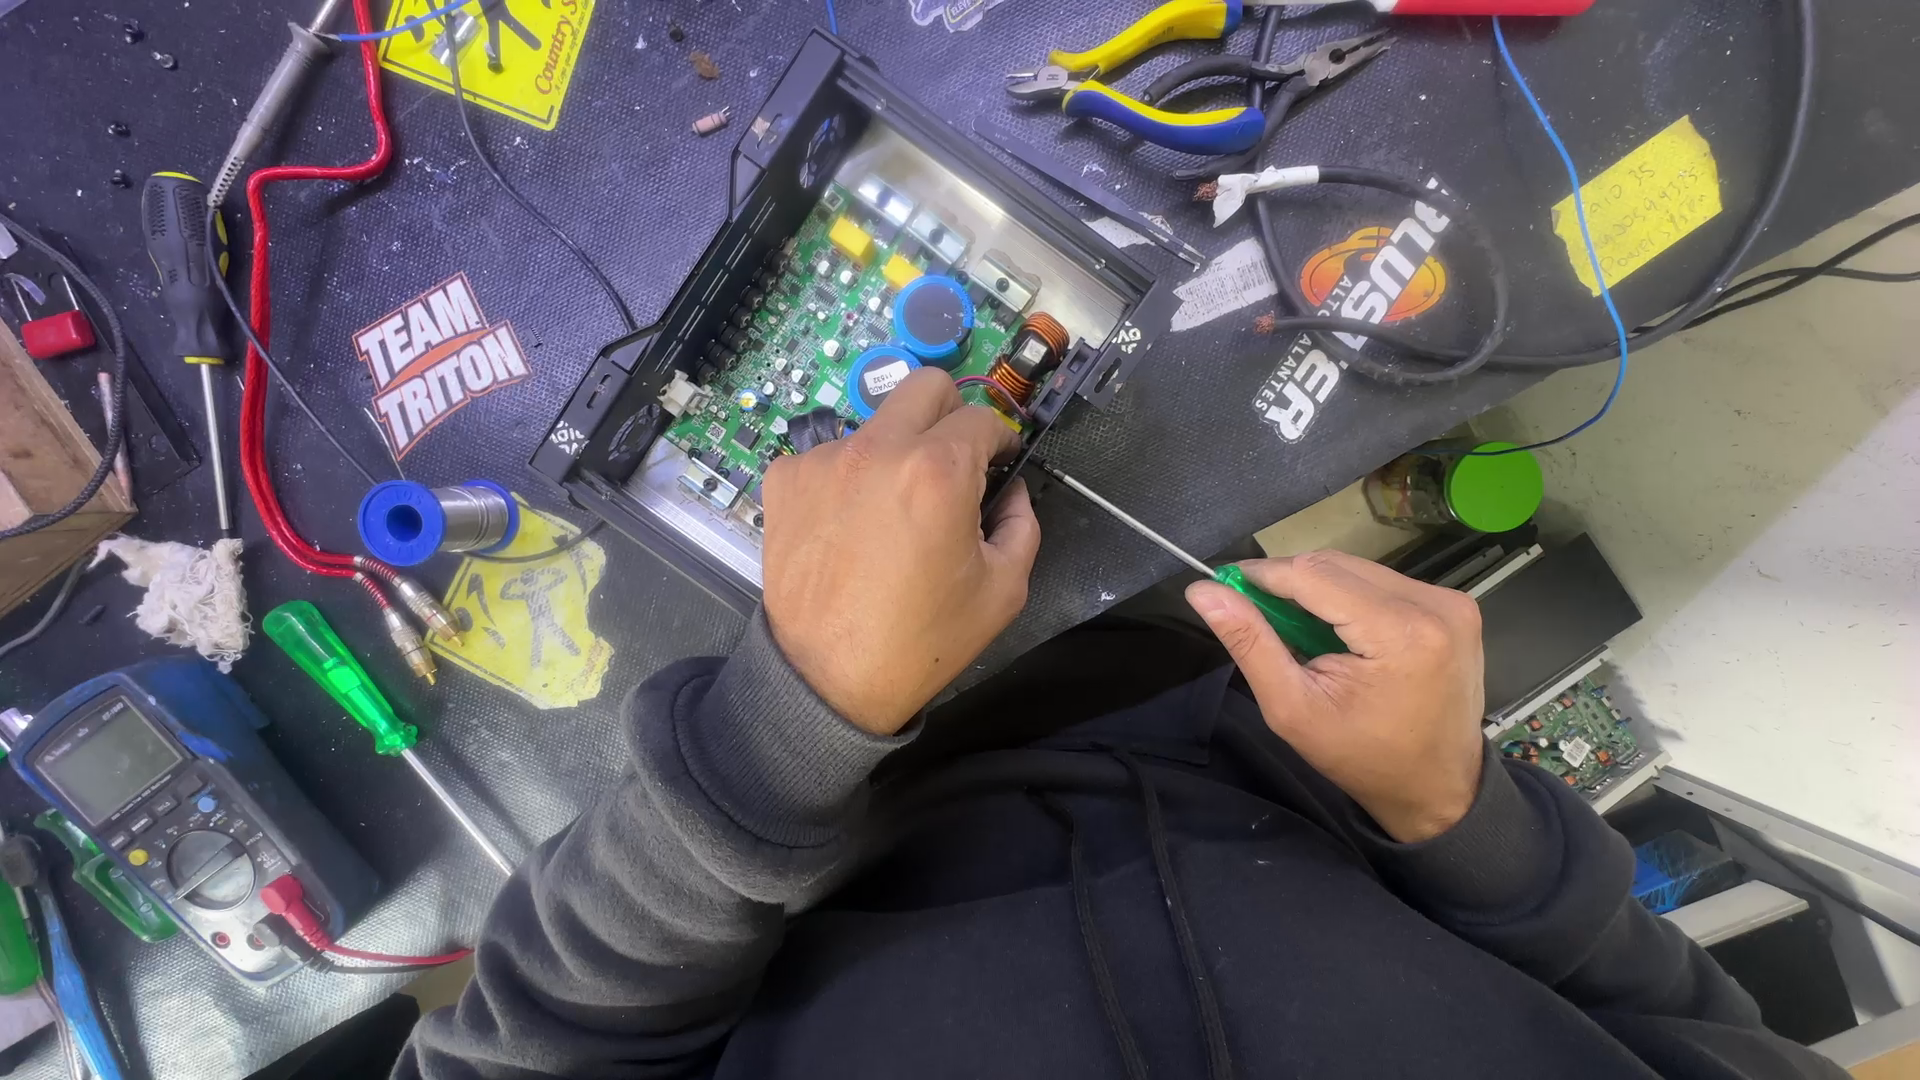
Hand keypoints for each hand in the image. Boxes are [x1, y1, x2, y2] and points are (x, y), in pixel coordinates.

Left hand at [760, 370, 1040, 735]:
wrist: (827, 681)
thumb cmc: (923, 641)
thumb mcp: (1003, 589)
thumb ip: (1023, 523)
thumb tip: (1010, 491)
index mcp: (937, 471)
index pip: (983, 419)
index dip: (1001, 440)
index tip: (999, 463)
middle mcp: (877, 448)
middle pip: (925, 386)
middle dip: (952, 415)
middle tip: (953, 462)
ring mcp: (822, 460)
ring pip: (876, 426)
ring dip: (895, 454)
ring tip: (890, 514)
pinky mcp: (784, 480)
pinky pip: (829, 458)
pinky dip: (847, 480)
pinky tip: (848, 525)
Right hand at [1185, 551, 1484, 842]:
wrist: (1437, 789)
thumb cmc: (1361, 756)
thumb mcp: (1291, 707)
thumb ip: (1248, 642)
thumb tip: (1202, 591)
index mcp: (1400, 631)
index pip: (1312, 573)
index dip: (1261, 573)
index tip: (1222, 582)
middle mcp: (1432, 604)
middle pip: (1333, 565)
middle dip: (1285, 580)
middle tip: (1250, 608)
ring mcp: (1449, 602)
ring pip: (1354, 568)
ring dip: (1314, 586)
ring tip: (1291, 626)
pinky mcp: (1453, 606)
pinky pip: (1379, 581)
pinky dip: (1344, 595)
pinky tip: (1330, 628)